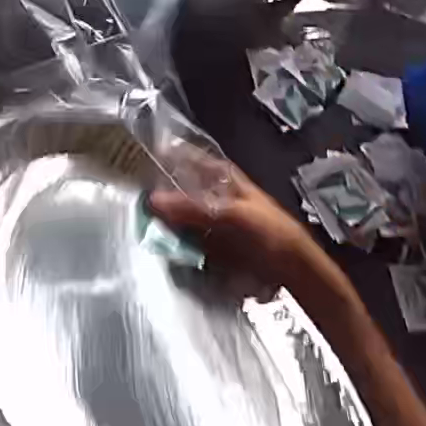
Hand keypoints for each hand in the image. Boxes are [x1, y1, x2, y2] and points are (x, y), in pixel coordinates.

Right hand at [148, 151, 348, 308]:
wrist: (295, 269)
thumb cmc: (269, 231)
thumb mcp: (231, 215)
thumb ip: (192, 207)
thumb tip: (152, 199)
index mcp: (221, 175)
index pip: (185, 156)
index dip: (162, 156)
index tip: (131, 160)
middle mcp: (213, 191)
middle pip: (177, 186)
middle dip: (156, 192)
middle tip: (129, 199)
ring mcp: (211, 217)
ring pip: (179, 213)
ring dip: (162, 219)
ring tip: (138, 224)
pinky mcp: (210, 241)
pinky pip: (185, 236)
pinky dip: (173, 239)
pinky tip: (158, 244)